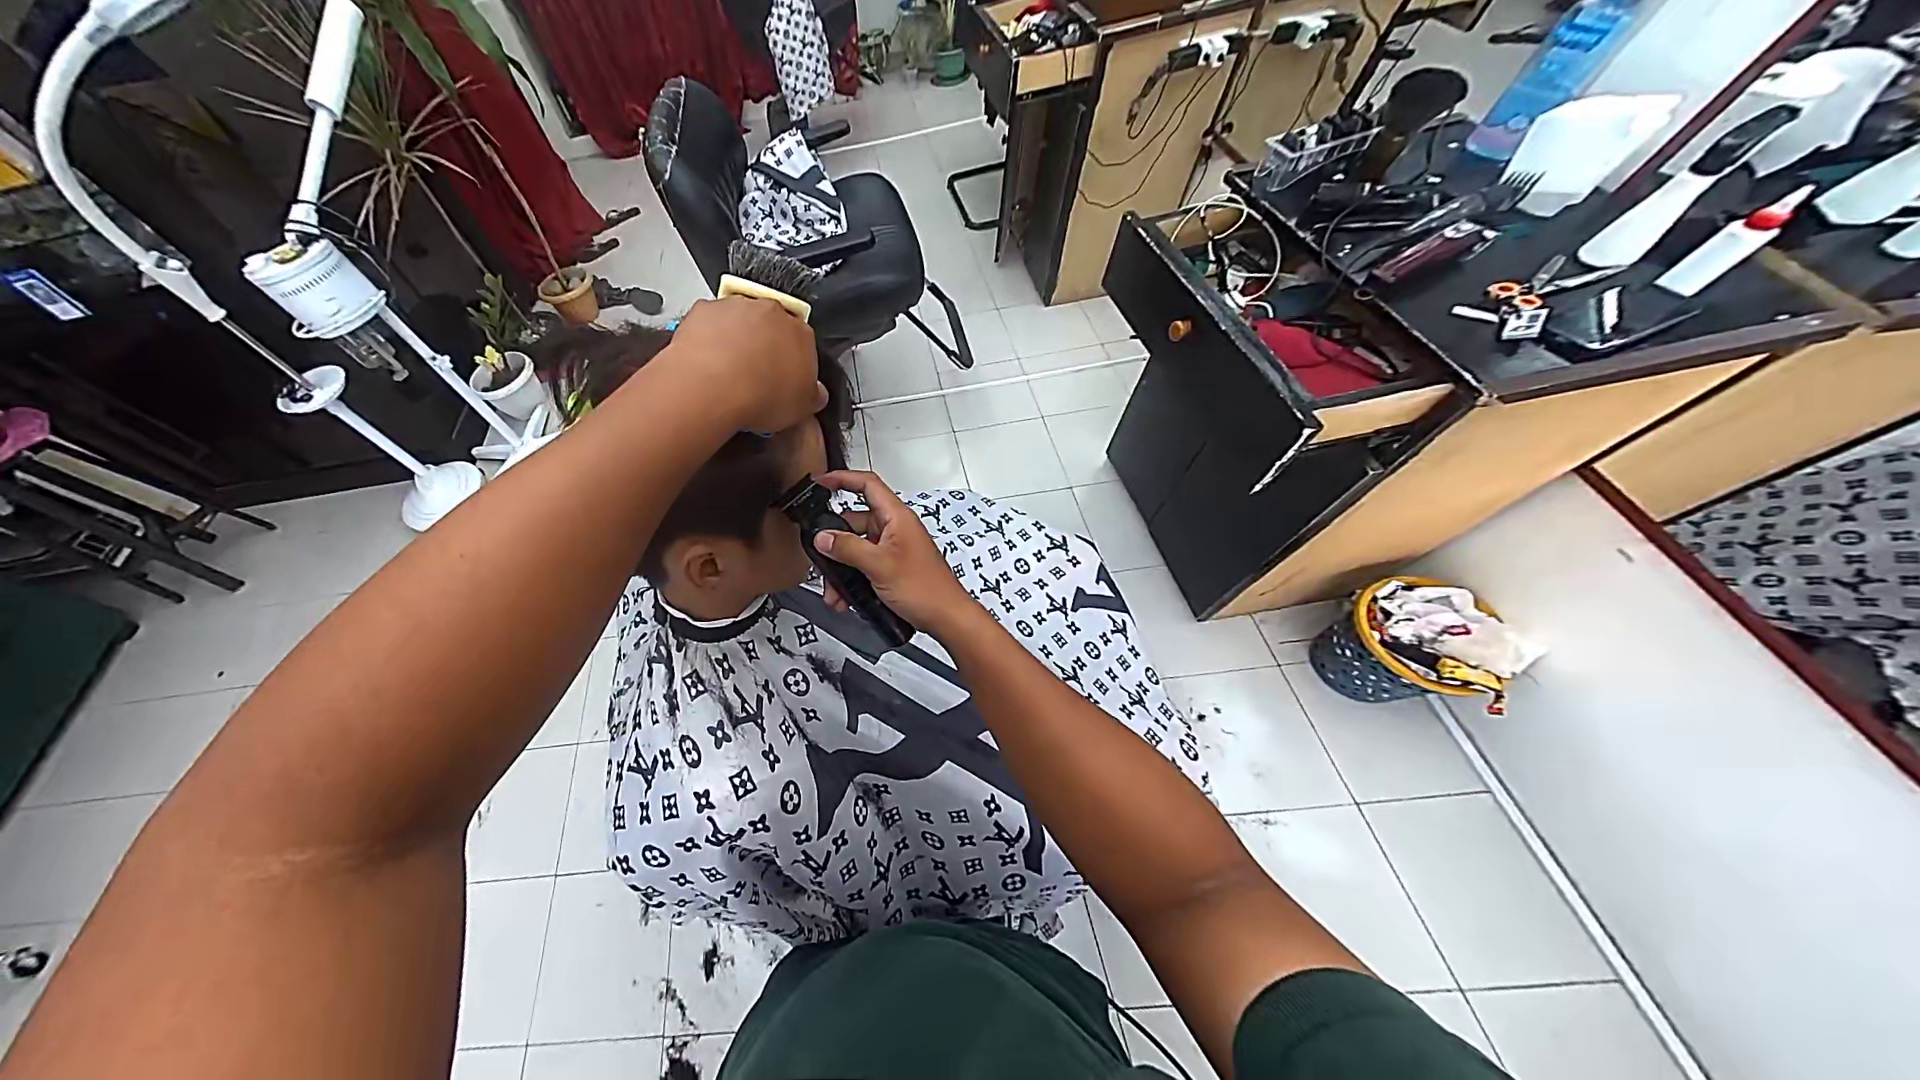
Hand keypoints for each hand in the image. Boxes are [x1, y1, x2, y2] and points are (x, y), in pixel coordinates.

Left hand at [665, 295, 825, 433]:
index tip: (786, 378)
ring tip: (730, 373)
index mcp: (802, 333)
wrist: (713, 388)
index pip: (804, 342)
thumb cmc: (759, 394)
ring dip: (737, 339)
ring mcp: (737, 308)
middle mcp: (771, 313)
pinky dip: (709, 338)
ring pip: (740, 320)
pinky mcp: (705, 310)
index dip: (794, 362)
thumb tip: (814, 395)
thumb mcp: (802, 408)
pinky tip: (707, 364)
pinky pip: (710, 322)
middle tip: (758, 376)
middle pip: (773, 326)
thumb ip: (812, 395)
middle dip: (767, 347)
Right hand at [811, 471, 982, 637]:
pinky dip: (853, 578)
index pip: (867, 485)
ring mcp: (894, 548)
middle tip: (822, 556)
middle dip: (835, 541)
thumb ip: (848, 548)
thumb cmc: (927, 589)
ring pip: (857, 547)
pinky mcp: (892, 566)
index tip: (821, 482)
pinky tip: (847, 596)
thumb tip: (824, 537)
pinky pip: (865, 564)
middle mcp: (896, 529)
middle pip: (856, 521)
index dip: (842, 478)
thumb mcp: (879, 565)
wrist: (945, 617)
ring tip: (836, 588)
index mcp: (897, 517)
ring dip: (842, 566)